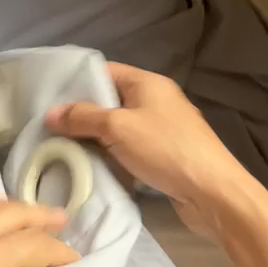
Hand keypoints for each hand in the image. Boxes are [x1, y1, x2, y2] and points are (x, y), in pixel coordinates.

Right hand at [44, 61, 254, 240]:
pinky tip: (97, 165)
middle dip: (84, 113)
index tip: (51, 97)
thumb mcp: (117, 127)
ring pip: (120, 126)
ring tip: (68, 146)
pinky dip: (115, 154)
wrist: (217, 196)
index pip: (104, 71)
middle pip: (110, 100)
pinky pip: (132, 147)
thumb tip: (51, 113)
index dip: (77, 81)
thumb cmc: (166, 149)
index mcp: (148, 83)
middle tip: (55, 126)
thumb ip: (82, 117)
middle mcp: (157, 100)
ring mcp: (164, 128)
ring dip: (98, 137)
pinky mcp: (168, 155)